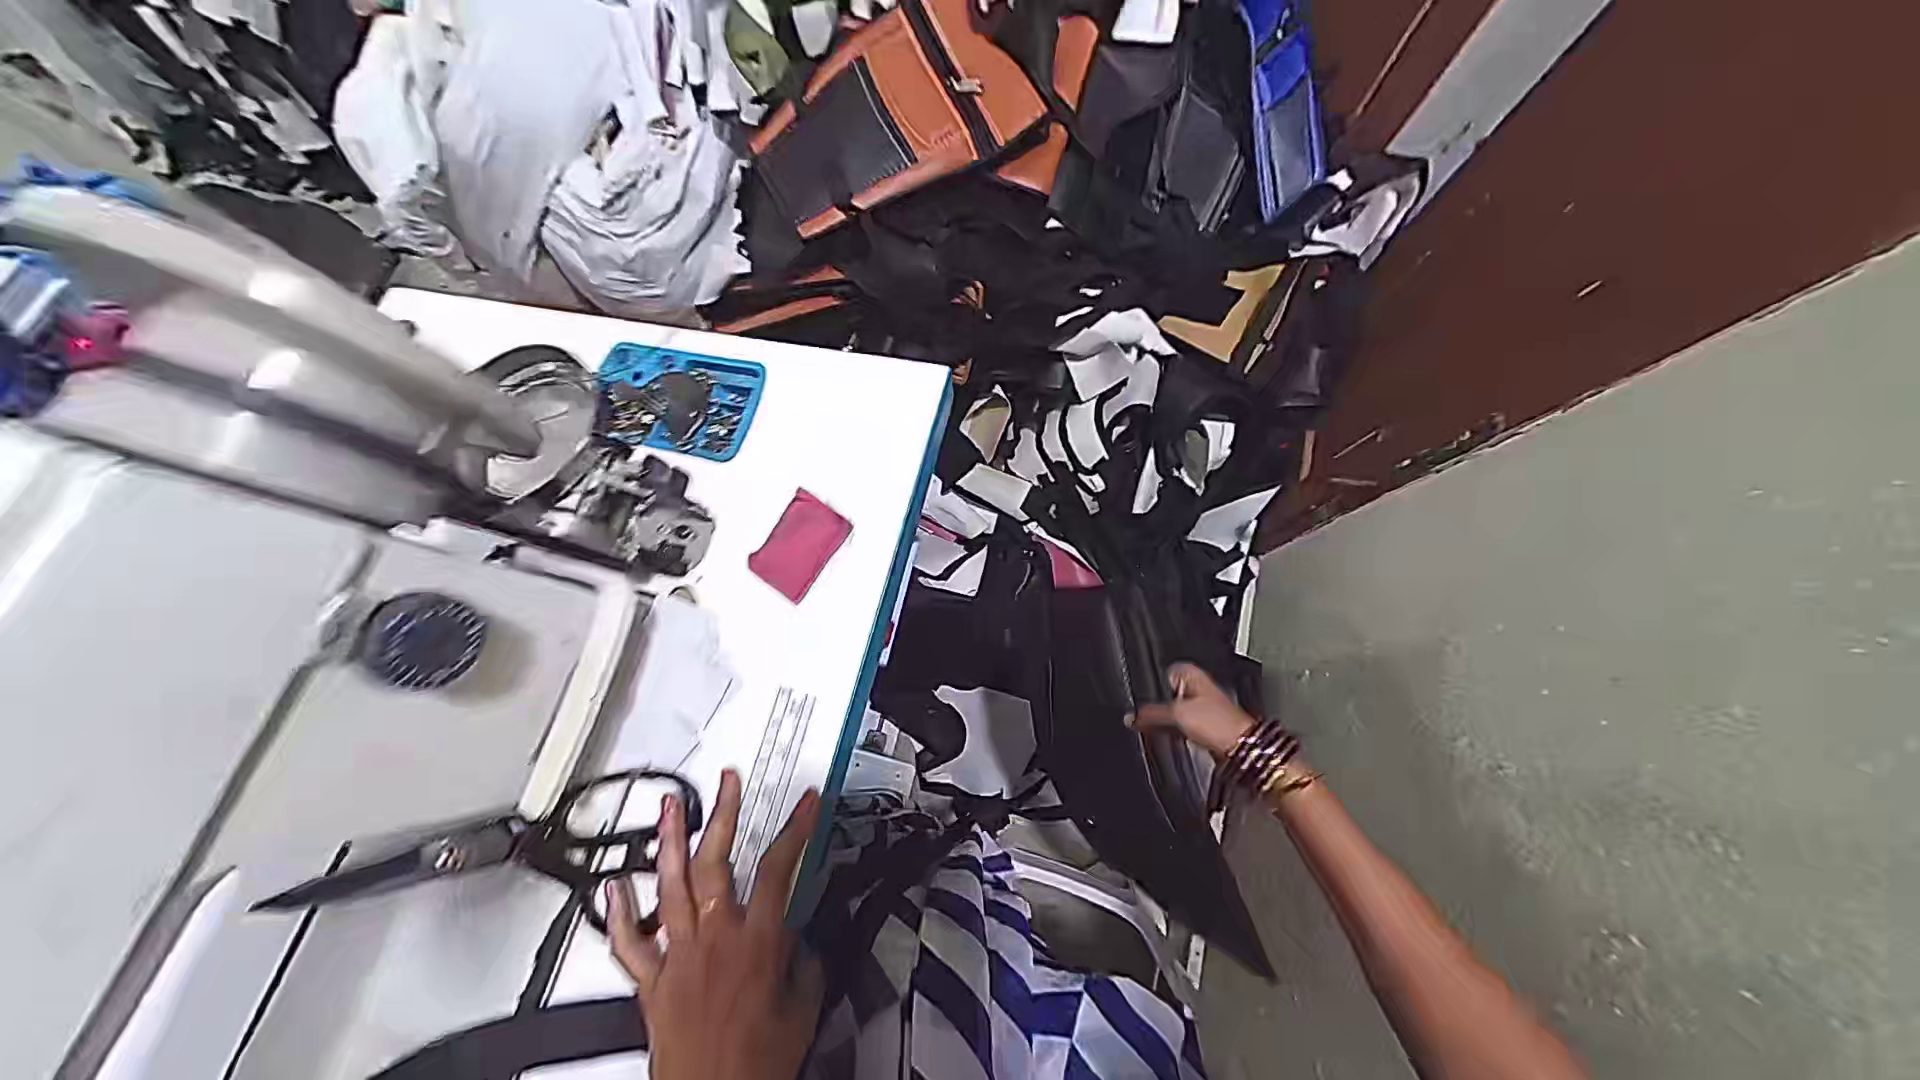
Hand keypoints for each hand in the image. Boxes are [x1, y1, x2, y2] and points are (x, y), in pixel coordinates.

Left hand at [606, 769, 823, 1079]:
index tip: (805, 802)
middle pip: (716, 862)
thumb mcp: (805, 1005)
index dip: (796, 827)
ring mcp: (680, 957)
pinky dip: (619, 912)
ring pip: (671, 886)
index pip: (780, 867)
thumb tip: (803, 940)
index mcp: (758, 941)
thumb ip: (805, 960)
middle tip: (727, 783)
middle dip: (723, 814)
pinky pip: (629, 943)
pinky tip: (615, 884)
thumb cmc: (756, 1064)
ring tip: (670, 807)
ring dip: (670, 842)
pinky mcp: (652, 983)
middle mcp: (715, 939)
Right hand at [1129, 662, 1256, 757]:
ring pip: (1171, 712)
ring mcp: (1200, 705)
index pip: (1159, 673)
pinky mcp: (1203, 724)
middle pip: (1163, 694)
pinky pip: (1179, 725)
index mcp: (1190, 672)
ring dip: (1164, 721)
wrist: (1240, 747)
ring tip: (1161, 728)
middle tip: (1145, 717)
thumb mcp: (1175, 714)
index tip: (1137, 700)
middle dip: (1154, 706)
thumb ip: (1149, 714)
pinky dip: (1173, 730)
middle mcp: (1196, 686)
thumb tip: (1130, 717)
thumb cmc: (1219, 722)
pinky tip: (1172, 736)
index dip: (1147, 688)